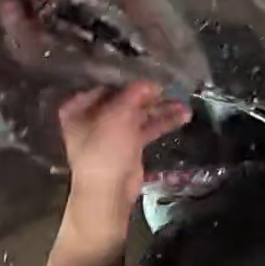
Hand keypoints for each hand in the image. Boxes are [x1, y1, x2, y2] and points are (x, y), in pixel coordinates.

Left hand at [57, 82, 189, 252]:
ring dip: (161, 109)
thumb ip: (134, 95)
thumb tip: (151, 83)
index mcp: (79, 108)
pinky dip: (162, 122)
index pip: (106, 85)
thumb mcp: (117, 116)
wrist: (108, 192)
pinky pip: (147, 128)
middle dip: (150, 95)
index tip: (151, 73)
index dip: (128, 80)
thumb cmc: (105, 150)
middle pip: (125, 100)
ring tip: (185, 103)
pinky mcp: (129, 146)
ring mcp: (112, 133)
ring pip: (139, 114)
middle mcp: (94, 118)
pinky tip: (182, 116)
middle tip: (172, 88)